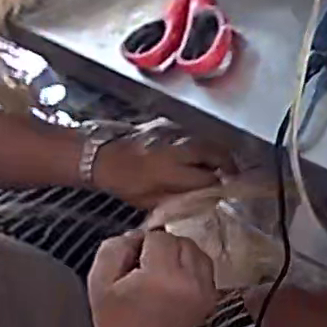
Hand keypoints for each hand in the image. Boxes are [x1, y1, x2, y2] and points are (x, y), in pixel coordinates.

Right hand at [86, 230, 218, 326]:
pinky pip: (206, 269)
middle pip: (184, 242)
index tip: (132, 259)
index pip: (161, 238)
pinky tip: (175, 281)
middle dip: (165, 246)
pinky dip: (192, 268)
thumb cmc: (113, 317)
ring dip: (181, 254)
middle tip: (146, 263)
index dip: (143, 242)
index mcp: (162, 277)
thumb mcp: (100, 278)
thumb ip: (116, 247)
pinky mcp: (212, 299)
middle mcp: (191, 282)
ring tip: (161, 270)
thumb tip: (139, 233)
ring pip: (199, 253)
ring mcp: (206, 291)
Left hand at [92, 128, 231, 207]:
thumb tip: (205, 199)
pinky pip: (194, 136)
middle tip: (230, 176)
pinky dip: (201, 145)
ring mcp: (175, 134)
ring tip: (218, 165)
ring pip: (210, 143)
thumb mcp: (151, 201)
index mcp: (175, 171)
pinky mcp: (169, 125)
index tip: (222, 192)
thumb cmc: (122, 182)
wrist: (96, 153)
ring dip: (218, 155)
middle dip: (228, 167)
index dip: (220, 186)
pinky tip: (196, 154)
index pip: (212, 179)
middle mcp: (180, 150)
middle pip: (219, 156)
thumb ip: (181, 200)